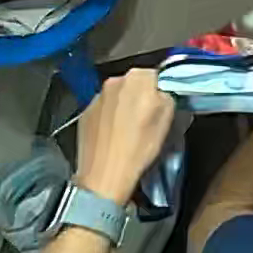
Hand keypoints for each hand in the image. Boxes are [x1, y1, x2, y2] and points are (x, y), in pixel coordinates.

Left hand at [75, 69, 175, 203]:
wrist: (104, 176)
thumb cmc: (140, 145)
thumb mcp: (168, 117)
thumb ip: (168, 94)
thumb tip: (162, 92)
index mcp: (138, 77)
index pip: (157, 76)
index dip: (161, 92)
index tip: (161, 108)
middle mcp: (114, 81)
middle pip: (135, 84)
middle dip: (141, 96)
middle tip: (146, 119)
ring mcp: (96, 98)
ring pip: (117, 96)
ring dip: (123, 106)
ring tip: (127, 130)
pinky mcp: (83, 115)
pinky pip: (102, 110)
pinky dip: (108, 118)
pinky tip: (112, 136)